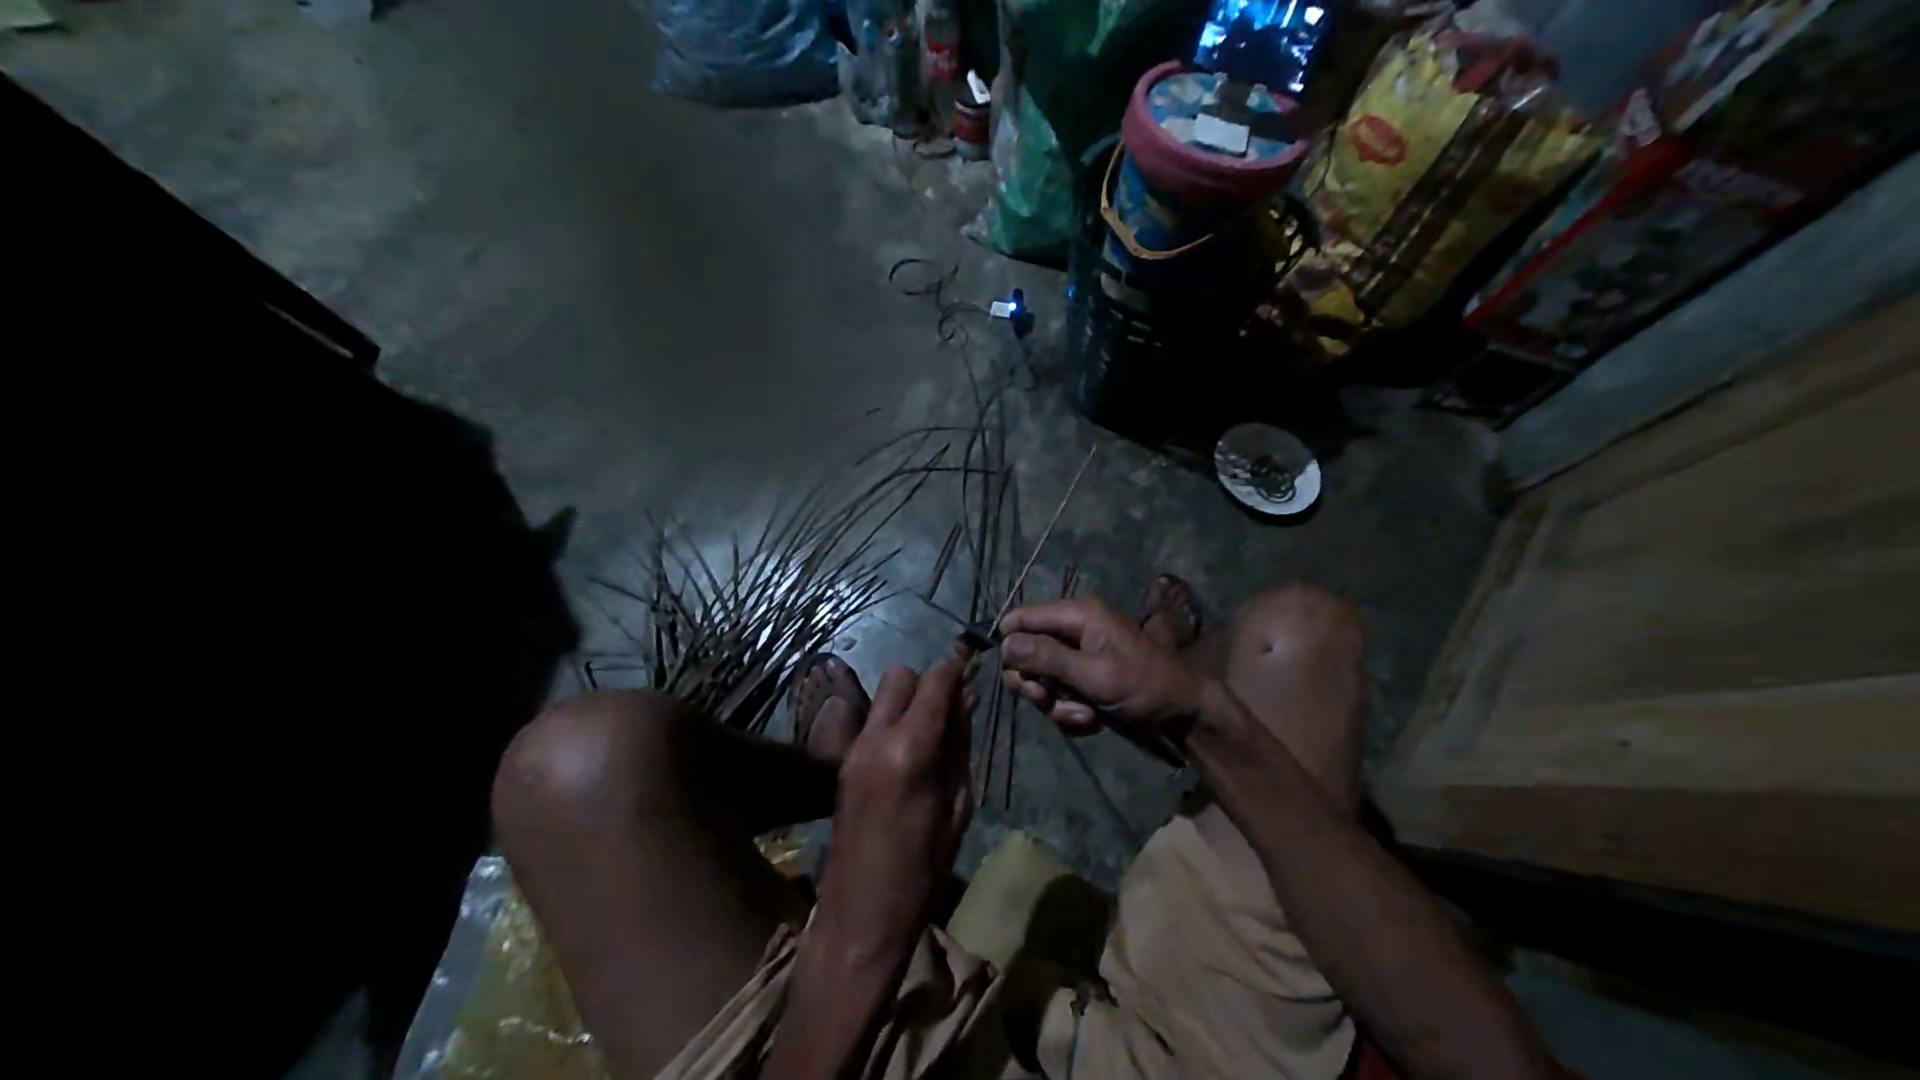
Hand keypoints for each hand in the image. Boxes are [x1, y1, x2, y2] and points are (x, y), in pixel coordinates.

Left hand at [814, 659, 971, 963]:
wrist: (860, 914)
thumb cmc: (924, 870)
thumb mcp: (957, 808)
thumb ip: (959, 746)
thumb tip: (966, 701)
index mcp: (909, 751)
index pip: (934, 683)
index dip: (956, 671)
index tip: (974, 672)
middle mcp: (875, 738)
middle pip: (901, 676)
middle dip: (929, 683)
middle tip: (952, 710)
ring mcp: (853, 749)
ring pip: (882, 694)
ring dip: (908, 699)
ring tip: (932, 732)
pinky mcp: (843, 762)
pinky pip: (871, 720)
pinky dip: (893, 719)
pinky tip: (912, 752)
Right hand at [999, 599, 1205, 736]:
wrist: (1184, 715)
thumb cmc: (1143, 686)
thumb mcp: (1093, 674)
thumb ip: (1047, 658)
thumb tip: (1005, 644)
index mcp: (1079, 615)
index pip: (1023, 617)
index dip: (1011, 644)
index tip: (1014, 673)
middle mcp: (1075, 631)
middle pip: (1027, 652)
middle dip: (1035, 682)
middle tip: (1047, 699)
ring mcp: (1079, 658)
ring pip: (1042, 680)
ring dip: (1056, 703)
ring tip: (1082, 715)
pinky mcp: (1084, 681)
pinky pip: (1059, 696)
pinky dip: (1070, 712)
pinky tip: (1091, 721)